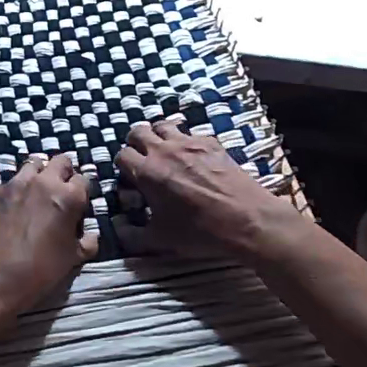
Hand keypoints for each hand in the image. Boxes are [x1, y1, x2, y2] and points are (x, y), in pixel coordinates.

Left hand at [0, 153, 98, 312]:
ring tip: (38, 193)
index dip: (82, 192)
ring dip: (40, 174)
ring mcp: (19, 182)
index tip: (78, 204)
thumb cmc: (42, 269)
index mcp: (69, 197)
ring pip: (35, 163)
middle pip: (61, 161)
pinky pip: (13, 179)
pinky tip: (17, 205)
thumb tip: (90, 235)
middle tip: (60, 193)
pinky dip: (19, 187)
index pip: (84, 179)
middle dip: (64, 173)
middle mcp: (45, 182)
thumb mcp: (74, 258)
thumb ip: (87, 241)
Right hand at [114, 119, 312, 264]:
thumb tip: (119, 230)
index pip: (122, 155)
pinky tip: (193, 158)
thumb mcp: (162, 240)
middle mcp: (164, 151)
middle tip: (143, 159)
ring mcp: (189, 143)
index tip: (131, 178)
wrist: (248, 220)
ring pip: (164, 125)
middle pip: (138, 131)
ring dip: (159, 136)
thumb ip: (133, 235)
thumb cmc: (201, 231)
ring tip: (165, 152)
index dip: (123, 166)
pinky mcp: (211, 143)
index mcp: (147, 172)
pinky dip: (186, 141)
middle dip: (136, 143)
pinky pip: (191, 133)